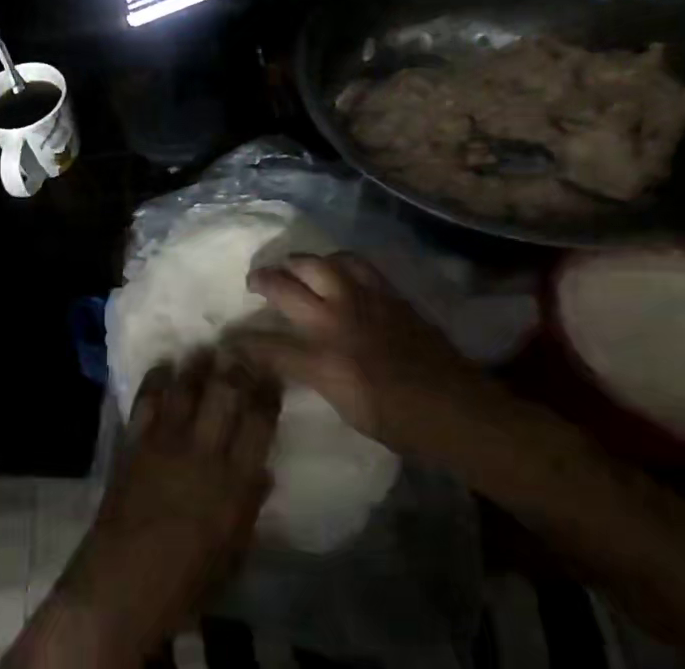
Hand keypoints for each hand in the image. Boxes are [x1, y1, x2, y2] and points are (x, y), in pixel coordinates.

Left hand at [42, 354, 278, 661]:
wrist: (121, 585)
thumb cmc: (186, 580)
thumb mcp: (233, 552)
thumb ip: (249, 508)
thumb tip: (263, 472)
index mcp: (235, 482)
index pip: (259, 423)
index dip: (268, 393)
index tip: (274, 373)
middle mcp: (204, 452)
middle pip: (225, 394)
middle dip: (236, 365)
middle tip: (242, 346)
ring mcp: (166, 443)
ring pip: (186, 389)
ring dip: (198, 364)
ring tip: (207, 347)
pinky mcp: (136, 444)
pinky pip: (147, 401)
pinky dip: (156, 380)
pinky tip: (164, 365)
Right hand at [234, 252, 491, 455]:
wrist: (455, 408)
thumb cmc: (399, 424)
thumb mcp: (344, 408)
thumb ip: (315, 376)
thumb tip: (296, 360)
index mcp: (324, 362)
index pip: (268, 346)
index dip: (243, 343)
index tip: (229, 339)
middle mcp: (336, 323)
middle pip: (287, 288)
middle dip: (263, 280)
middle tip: (255, 280)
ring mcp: (363, 301)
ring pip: (320, 263)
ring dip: (299, 262)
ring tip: (292, 266)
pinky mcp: (387, 293)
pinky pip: (356, 263)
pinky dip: (337, 261)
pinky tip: (334, 267)